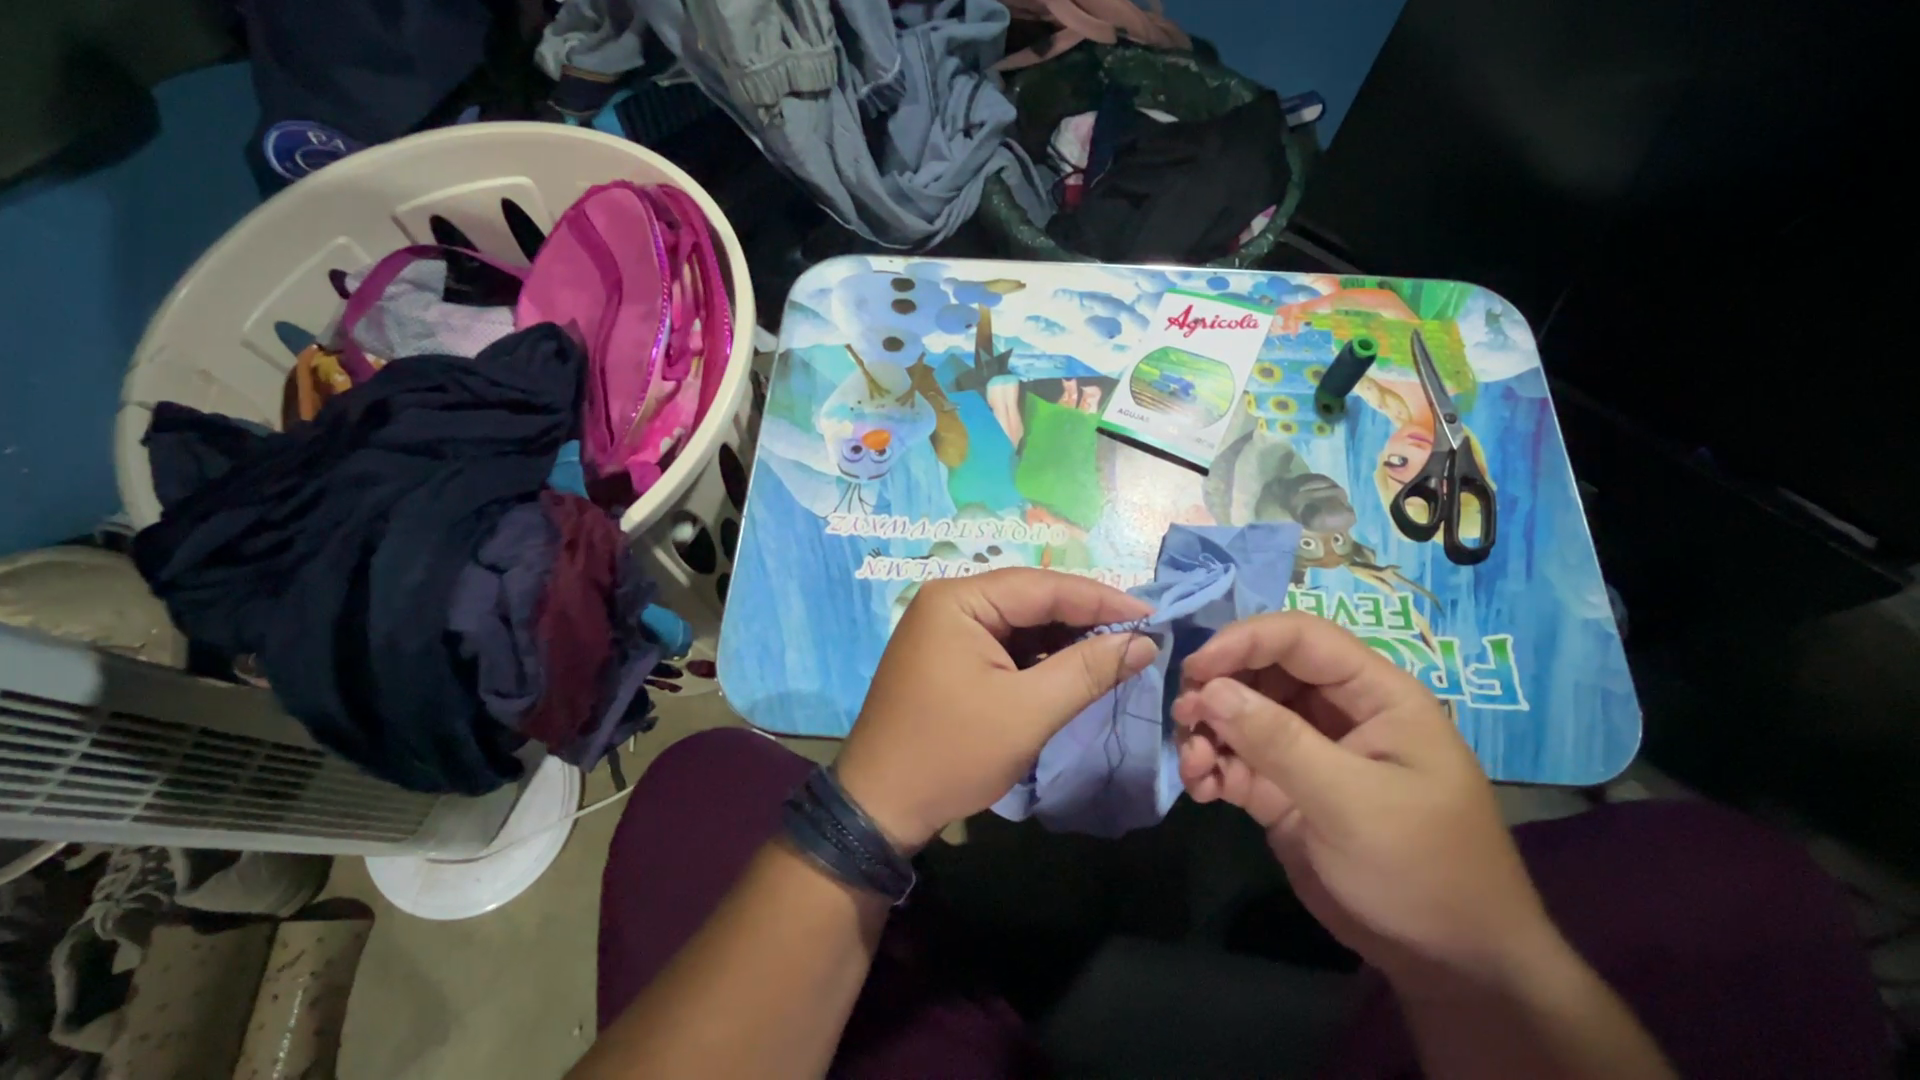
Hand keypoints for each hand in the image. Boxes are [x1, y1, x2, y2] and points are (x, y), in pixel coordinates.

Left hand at [834, 568, 1155, 851]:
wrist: (880, 806)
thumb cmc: (952, 754)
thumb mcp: (1028, 712)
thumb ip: (1088, 670)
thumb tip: (1144, 641)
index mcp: (959, 600)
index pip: (1044, 586)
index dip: (1103, 600)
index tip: (1154, 616)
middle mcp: (950, 603)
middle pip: (1032, 600)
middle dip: (1086, 618)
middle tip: (1141, 636)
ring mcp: (946, 630)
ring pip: (1021, 624)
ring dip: (1066, 639)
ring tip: (1118, 653)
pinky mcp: (949, 658)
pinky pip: (1005, 645)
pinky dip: (1041, 658)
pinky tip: (1075, 669)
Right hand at [1171, 613, 1556, 992]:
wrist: (1448, 962)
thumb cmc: (1422, 868)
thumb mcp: (1352, 801)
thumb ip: (1279, 741)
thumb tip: (1210, 689)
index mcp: (1375, 696)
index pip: (1302, 639)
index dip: (1245, 641)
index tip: (1196, 669)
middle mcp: (1339, 714)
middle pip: (1264, 673)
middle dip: (1219, 689)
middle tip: (1185, 719)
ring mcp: (1310, 754)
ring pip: (1243, 716)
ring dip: (1209, 732)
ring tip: (1193, 765)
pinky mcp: (1286, 793)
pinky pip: (1237, 762)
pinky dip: (1213, 768)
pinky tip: (1202, 791)